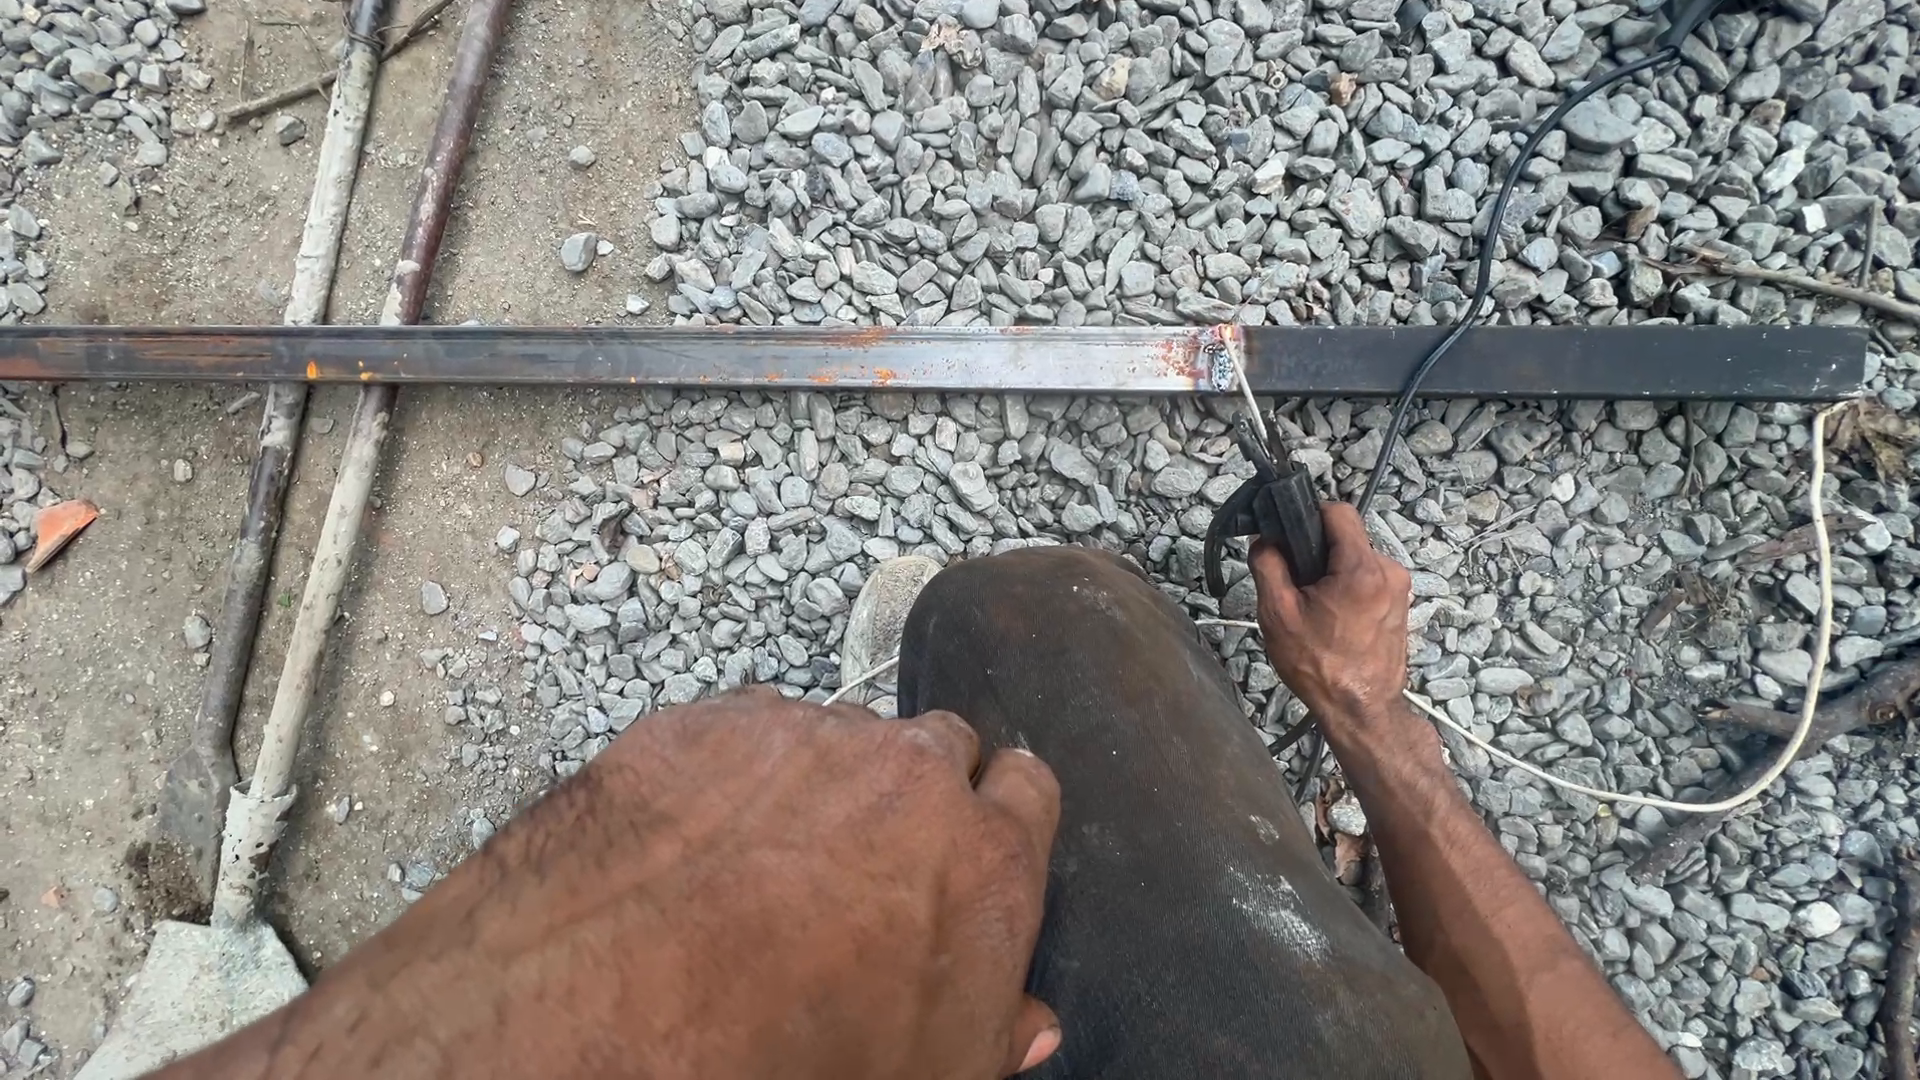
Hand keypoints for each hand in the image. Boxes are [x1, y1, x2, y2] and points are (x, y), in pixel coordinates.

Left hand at [172, 689, 1062, 1079]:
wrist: (585, 1041)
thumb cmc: (783, 1074)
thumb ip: (992, 1032)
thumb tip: (1033, 1019)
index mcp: (980, 854)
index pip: (1028, 786)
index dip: (1002, 814)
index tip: (973, 841)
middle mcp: (907, 770)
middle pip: (941, 745)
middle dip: (917, 789)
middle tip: (865, 856)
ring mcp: (805, 733)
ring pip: (844, 733)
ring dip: (826, 777)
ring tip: (764, 851)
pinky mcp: (711, 718)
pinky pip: (751, 727)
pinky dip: (740, 766)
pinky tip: (693, 834)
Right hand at [1249, 502, 1417, 741]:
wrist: (1359, 709)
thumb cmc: (1317, 664)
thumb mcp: (1277, 612)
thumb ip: (1267, 565)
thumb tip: (1265, 539)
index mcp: (1362, 568)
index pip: (1337, 511)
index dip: (1306, 517)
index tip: (1286, 540)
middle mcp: (1389, 571)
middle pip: (1344, 537)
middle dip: (1315, 553)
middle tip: (1292, 586)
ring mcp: (1398, 589)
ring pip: (1354, 559)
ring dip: (1329, 572)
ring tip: (1310, 608)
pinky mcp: (1398, 604)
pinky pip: (1366, 579)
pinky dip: (1344, 588)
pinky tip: (1329, 618)